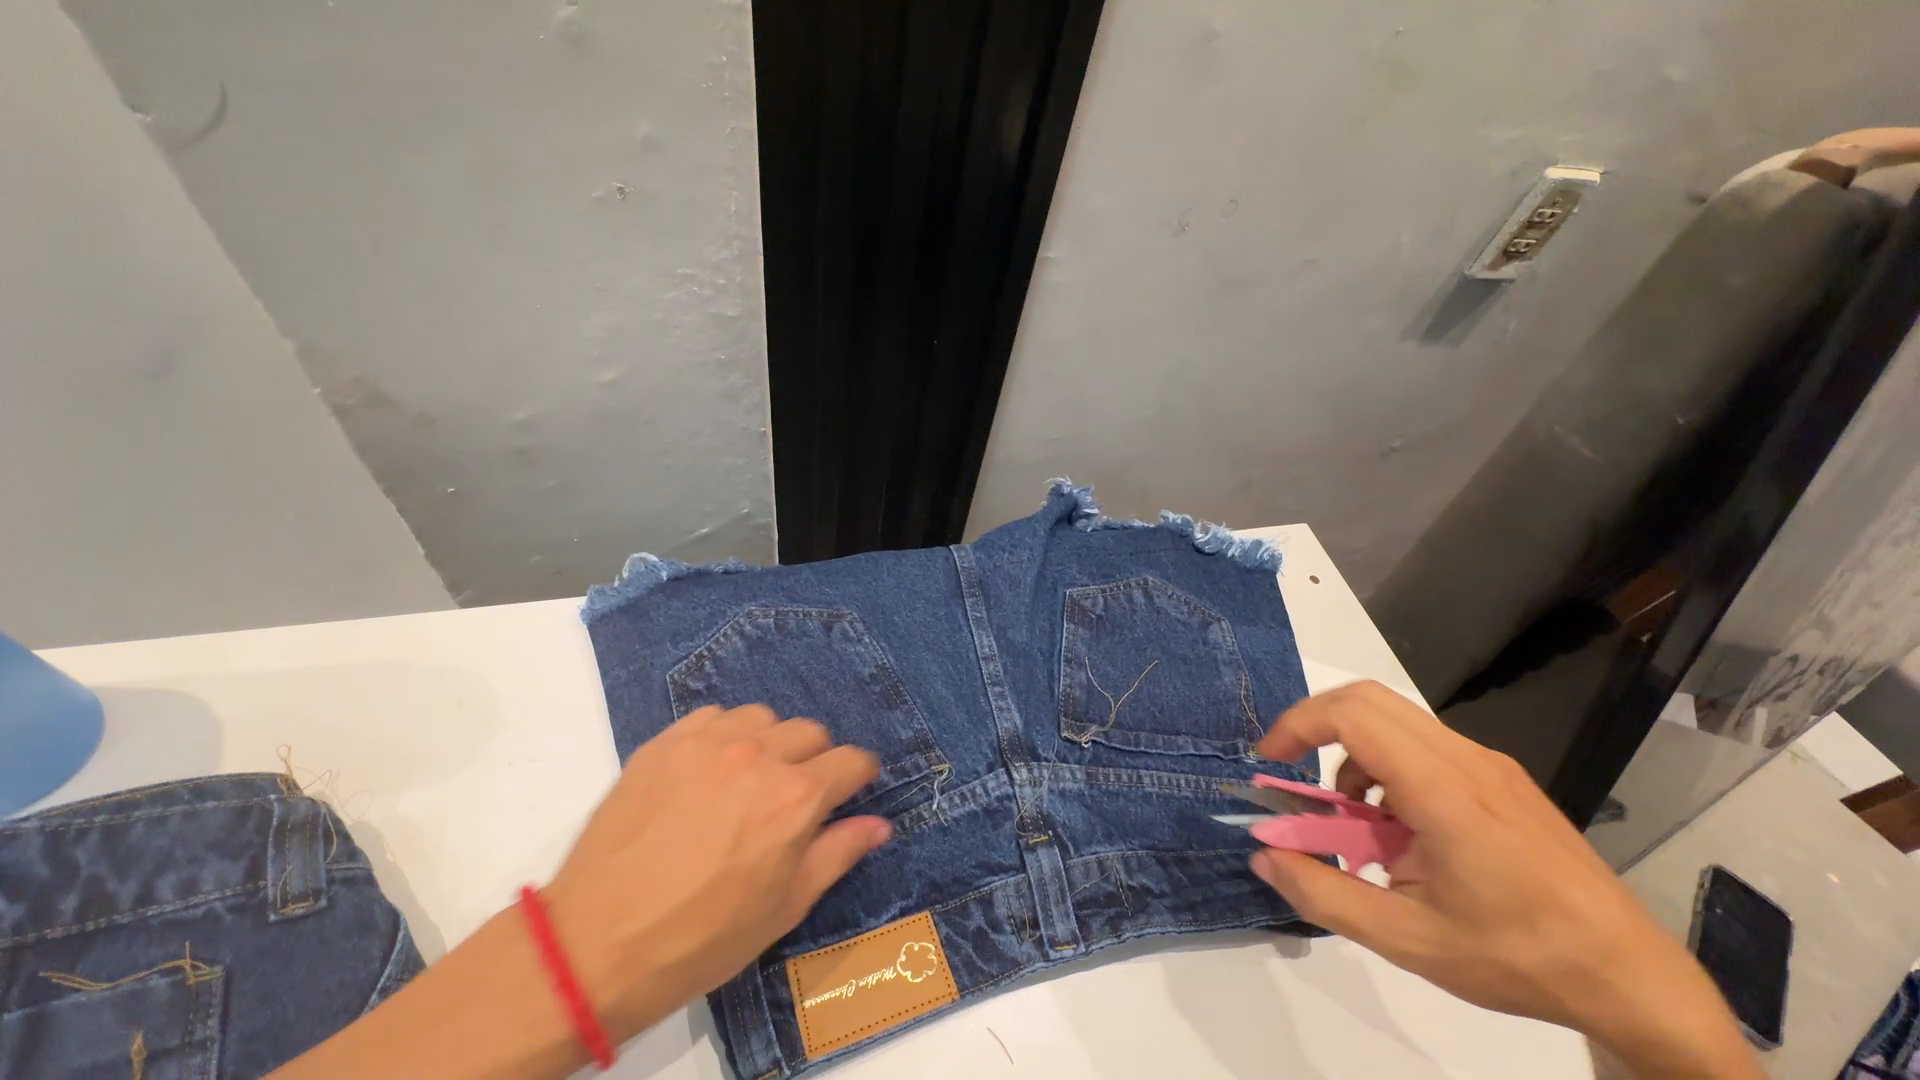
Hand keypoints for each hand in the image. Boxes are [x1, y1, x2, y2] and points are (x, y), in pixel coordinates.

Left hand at [543, 704, 891, 1039]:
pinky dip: (725, 735)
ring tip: (751, 780)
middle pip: (810, 732)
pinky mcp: (664, 744)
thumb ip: (838, 853)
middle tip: (795, 798)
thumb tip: (879, 824)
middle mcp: (758, 756)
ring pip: (762, 718)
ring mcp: (706, 744)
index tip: (852, 790)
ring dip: (770, 742)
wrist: (598, 943)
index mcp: (796, 797)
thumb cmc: (703, 938)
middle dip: (816, 760)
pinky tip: (711, 770)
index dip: (859, 776)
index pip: (851, 761)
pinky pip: (713, 717)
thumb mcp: (785, 907)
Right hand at [1250, 682, 1759, 1077]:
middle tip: (1293, 777)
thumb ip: (1323, 894)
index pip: (1354, 715)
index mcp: (1444, 792)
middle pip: (1369, 700)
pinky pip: (1426, 748)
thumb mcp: (1406, 940)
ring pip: (1397, 722)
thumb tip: (1265, 857)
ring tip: (1355, 828)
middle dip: (1315, 727)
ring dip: (1354, 756)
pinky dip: (1387, 770)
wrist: (1630, 976)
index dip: (1298, 724)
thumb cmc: (1517, 958)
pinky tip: (1401, 835)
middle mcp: (1467, 760)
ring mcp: (1491, 767)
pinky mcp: (1503, 780)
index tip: (1270, 762)